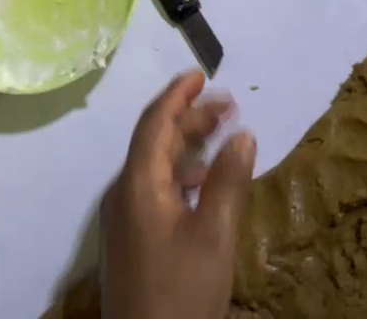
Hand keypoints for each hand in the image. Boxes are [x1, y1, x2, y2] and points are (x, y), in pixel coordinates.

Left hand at [101, 71, 255, 318]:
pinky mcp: (131, 237)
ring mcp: (124, 216)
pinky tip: (206, 180)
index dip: (178, 94)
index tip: (201, 73)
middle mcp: (123, 192)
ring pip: (156, 163)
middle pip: (156, 139)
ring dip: (188, 143)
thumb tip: (243, 133)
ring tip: (224, 133)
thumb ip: (227, 181)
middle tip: (229, 103)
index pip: (155, 122)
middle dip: (190, 116)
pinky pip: (155, 185)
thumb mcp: (213, 236)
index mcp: (137, 183)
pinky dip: (182, 172)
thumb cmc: (180, 293)